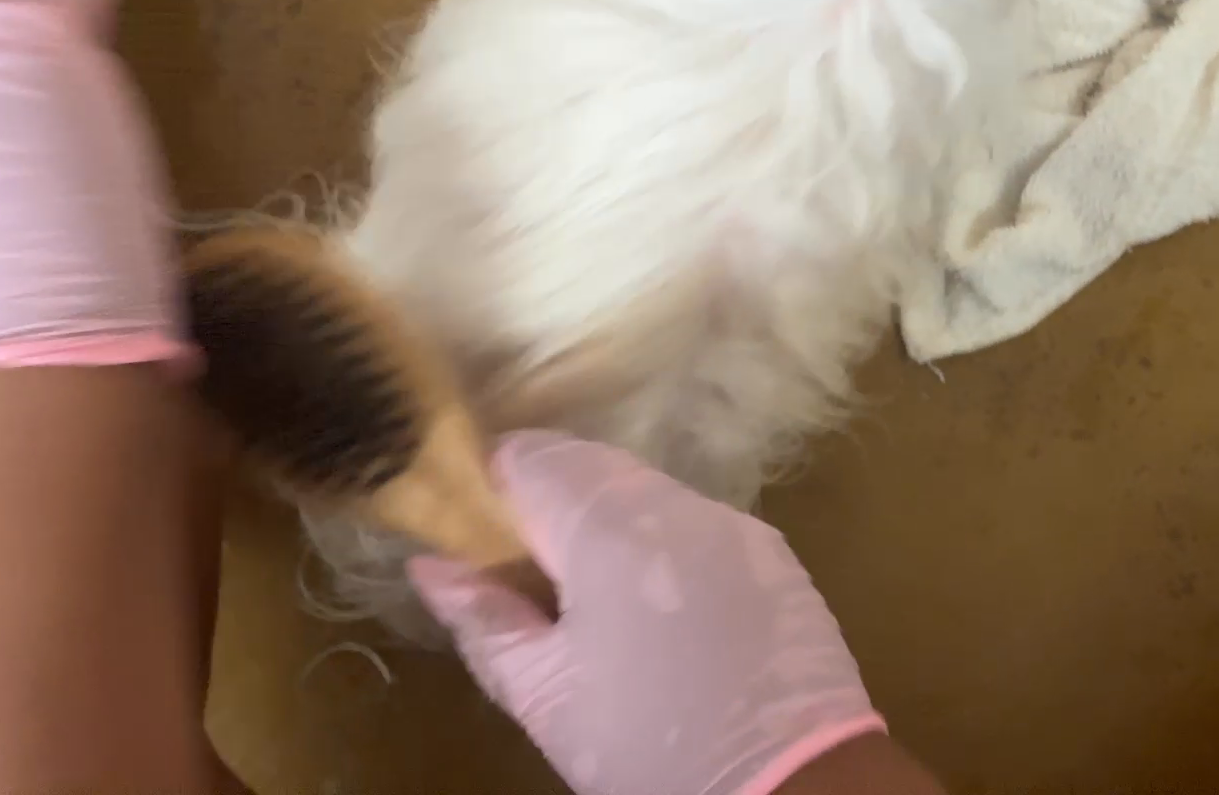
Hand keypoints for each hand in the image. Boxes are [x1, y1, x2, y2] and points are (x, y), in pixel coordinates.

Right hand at [411, 431, 885, 794]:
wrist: (790, 783)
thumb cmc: (647, 743)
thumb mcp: (546, 693)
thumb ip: (481, 618)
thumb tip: (428, 565)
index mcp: (610, 528)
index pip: (535, 456)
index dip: (496, 476)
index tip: (478, 520)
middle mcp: (674, 502)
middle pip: (591, 463)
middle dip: (549, 492)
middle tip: (526, 556)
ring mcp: (728, 517)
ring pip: (644, 484)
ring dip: (604, 511)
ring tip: (588, 580)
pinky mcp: (766, 542)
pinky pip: (692, 513)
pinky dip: (658, 531)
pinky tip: (656, 591)